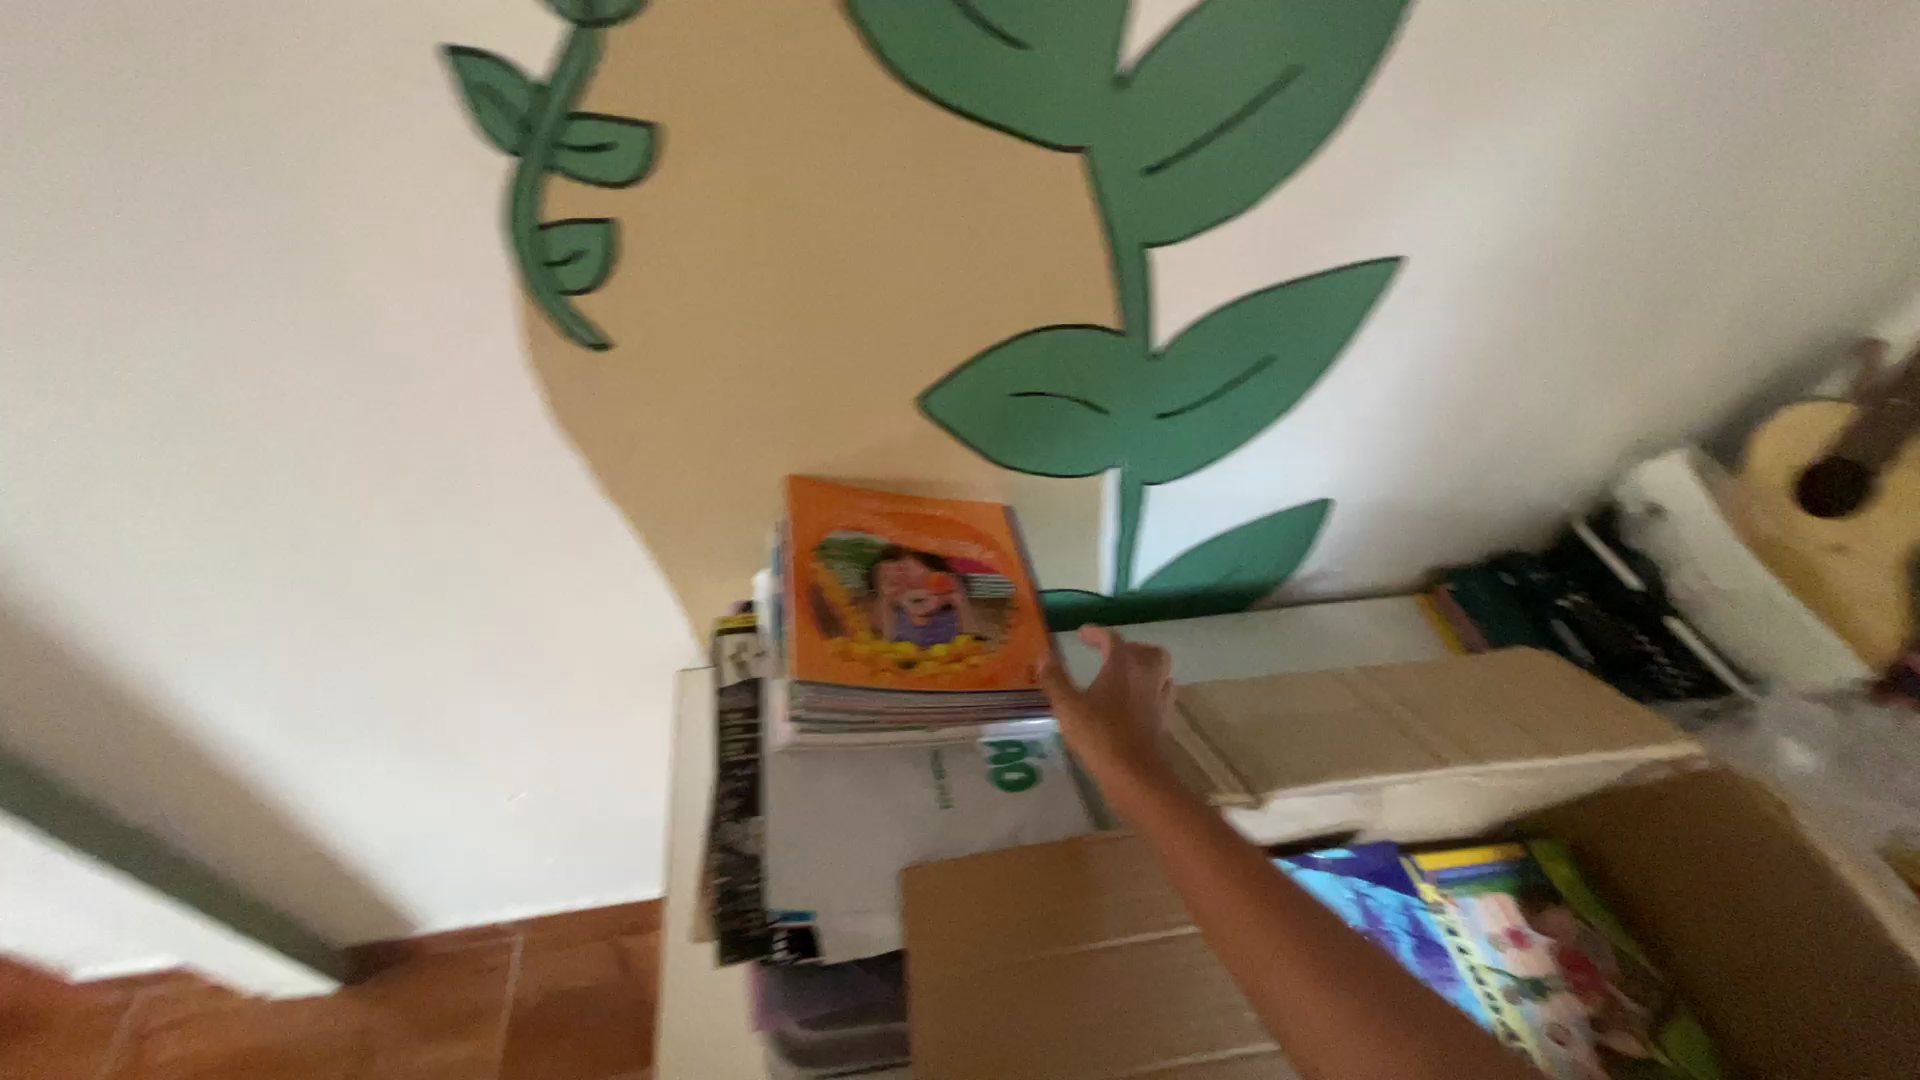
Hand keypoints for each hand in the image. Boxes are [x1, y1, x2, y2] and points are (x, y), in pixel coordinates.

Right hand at [1036, 625, 1173, 776]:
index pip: (1111, 639)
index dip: (1096, 633)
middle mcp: (1145, 674)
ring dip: (1145, 664)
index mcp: (1121, 665)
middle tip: (1108, 654)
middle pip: (1144, 650)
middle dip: (1127, 647)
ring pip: (1160, 668)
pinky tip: (1139, 698)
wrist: (1133, 771)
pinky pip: (1164, 690)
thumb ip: (1054, 679)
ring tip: (1126, 673)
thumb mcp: (1067, 706)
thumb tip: (1043, 657)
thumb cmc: (1098, 734)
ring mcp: (1158, 695)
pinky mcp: (1164, 716)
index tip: (1082, 633)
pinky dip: (1153, 687)